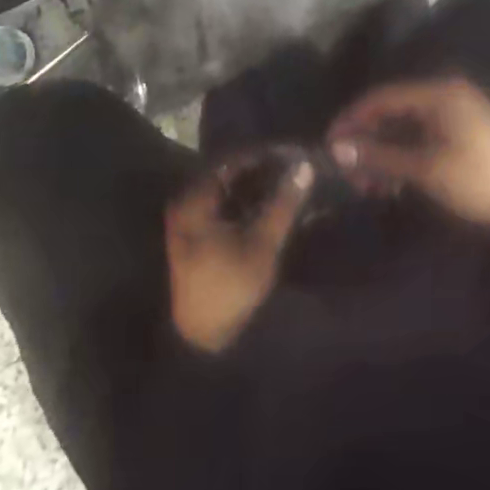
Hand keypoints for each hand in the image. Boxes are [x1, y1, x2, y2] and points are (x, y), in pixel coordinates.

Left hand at [165, 148, 313, 352]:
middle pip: (227, 173)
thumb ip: (283, 202)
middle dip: (262, 169)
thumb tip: (304, 167)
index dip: (264, 154)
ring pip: (225, 190)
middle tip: (293, 166)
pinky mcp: (194, 235)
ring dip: (254, 185)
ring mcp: (187, 219)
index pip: (231, 160)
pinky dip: (244, 202)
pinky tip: (268, 205)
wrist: (200, 337)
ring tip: (286, 182)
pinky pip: (221, 206)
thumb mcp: (262, 243)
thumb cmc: (230, 286)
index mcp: (194, 199)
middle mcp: (185, 202)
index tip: (292, 152)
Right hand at [328, 78, 489, 260]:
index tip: (328, 144)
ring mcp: (459, 115)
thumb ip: (379, 155)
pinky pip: (424, 139)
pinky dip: (405, 159)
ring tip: (369, 186)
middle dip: (367, 142)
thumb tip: (337, 147)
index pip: (381, 97)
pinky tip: (394, 183)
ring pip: (407, 129)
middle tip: (349, 174)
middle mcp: (447, 96)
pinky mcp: (467, 136)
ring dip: (384, 155)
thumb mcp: (426, 170)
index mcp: (439, 94)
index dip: (351, 119)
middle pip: (393, 112)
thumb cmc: (482, 181)